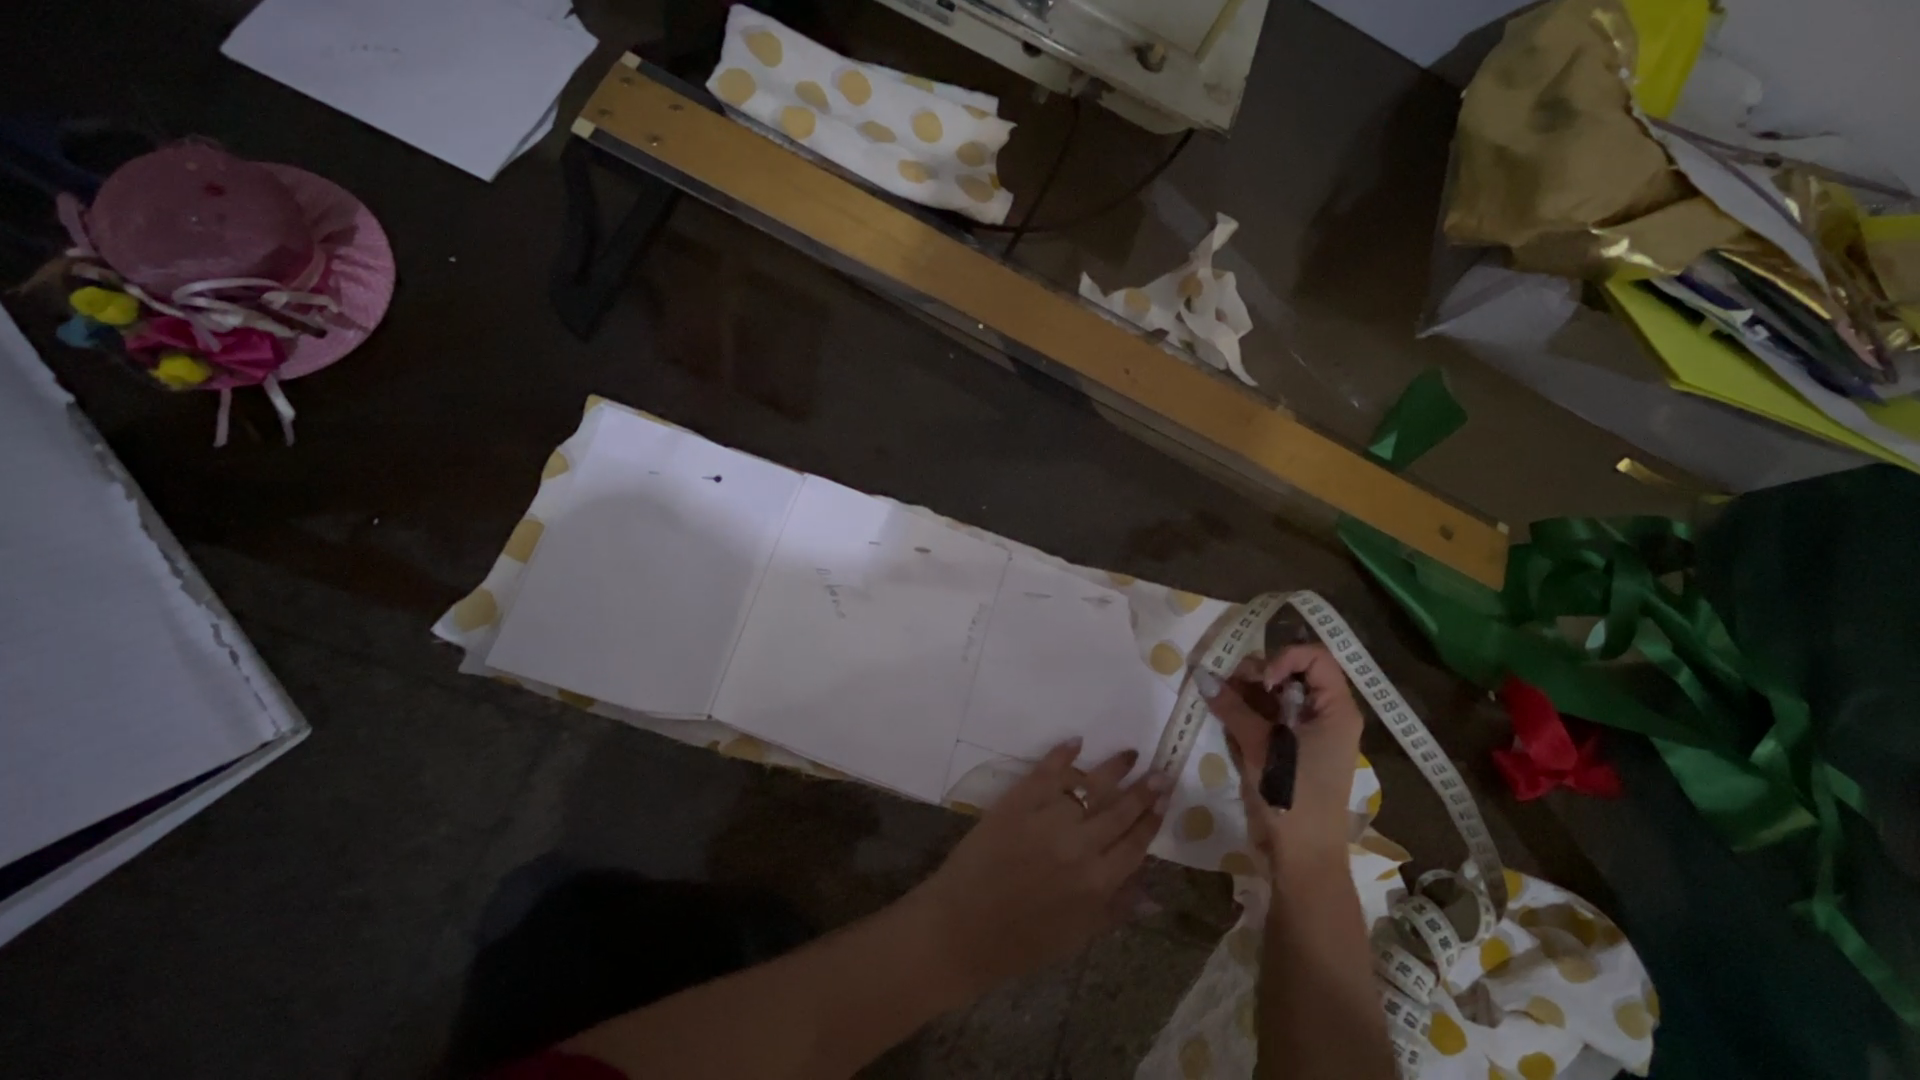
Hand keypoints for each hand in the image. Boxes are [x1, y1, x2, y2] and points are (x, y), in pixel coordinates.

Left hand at [907, 740, 1170, 996]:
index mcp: (1098, 883)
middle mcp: (1079, 847)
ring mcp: (1047, 822)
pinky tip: (1077, 742)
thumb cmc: (1021, 942)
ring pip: (1089, 787)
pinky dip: (1062, 756)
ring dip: (1113, 769)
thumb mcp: (1078, 936)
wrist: (961, 930)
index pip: (1135, 843)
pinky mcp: (1015, 805)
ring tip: (1130, 754)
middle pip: (1120, 811)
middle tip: (1161, 771)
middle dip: (1144, 790)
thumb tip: (1155, 895)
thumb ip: (1116, 910)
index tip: (1166, 798)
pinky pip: (1045, 774)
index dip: (1152, 819)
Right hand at [1197, 645, 1363, 873]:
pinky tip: (1226, 718)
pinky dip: (1247, 715)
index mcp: (1335, 710)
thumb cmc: (1294, 796)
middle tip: (1227, 687)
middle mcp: (1325, 716)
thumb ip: (1233, 707)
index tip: (1261, 682)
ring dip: (1246, 694)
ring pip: (1276, 697)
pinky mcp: (1290, 752)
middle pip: (1292, 674)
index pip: (1315, 658)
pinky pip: (1269, 720)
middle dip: (1256, 675)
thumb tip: (1201, 676)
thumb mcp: (1262, 747)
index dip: (1283, 658)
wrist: (1304, 857)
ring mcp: (1307, 734)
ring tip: (1219, 700)